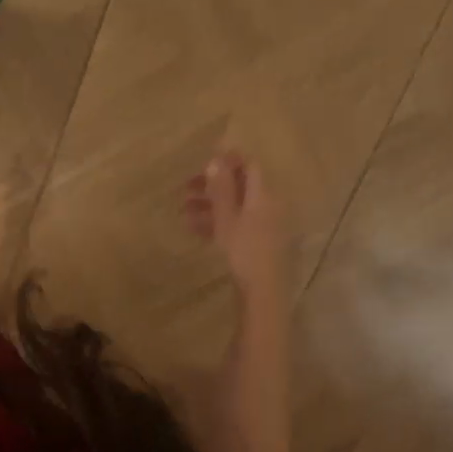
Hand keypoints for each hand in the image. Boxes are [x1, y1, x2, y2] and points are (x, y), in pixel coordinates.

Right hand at [185, 151, 289, 298]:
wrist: (263, 292)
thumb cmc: (244, 251)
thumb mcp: (227, 219)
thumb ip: (221, 189)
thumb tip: (215, 159)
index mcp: (265, 196)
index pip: (251, 166)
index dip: (229, 160)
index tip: (205, 158)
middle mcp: (269, 206)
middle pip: (241, 186)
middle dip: (213, 185)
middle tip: (186, 187)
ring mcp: (266, 225)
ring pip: (236, 206)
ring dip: (210, 205)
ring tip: (183, 211)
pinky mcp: (260, 242)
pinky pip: (238, 224)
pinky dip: (218, 222)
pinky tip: (196, 229)